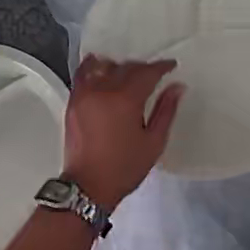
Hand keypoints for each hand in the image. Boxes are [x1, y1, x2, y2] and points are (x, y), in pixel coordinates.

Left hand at [62, 56, 184, 210]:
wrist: (88, 185)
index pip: (146, 73)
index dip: (161, 67)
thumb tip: (177, 87)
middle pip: (125, 68)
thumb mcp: (154, 142)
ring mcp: (84, 95)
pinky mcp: (73, 102)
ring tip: (129, 72)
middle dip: (142, 68)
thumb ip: (166, 111)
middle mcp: (103, 91)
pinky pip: (83, 75)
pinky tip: (99, 64)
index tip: (171, 66)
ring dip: (119, 66)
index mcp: (126, 100)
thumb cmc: (125, 167)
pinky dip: (92, 66)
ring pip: (104, 67)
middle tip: (154, 74)